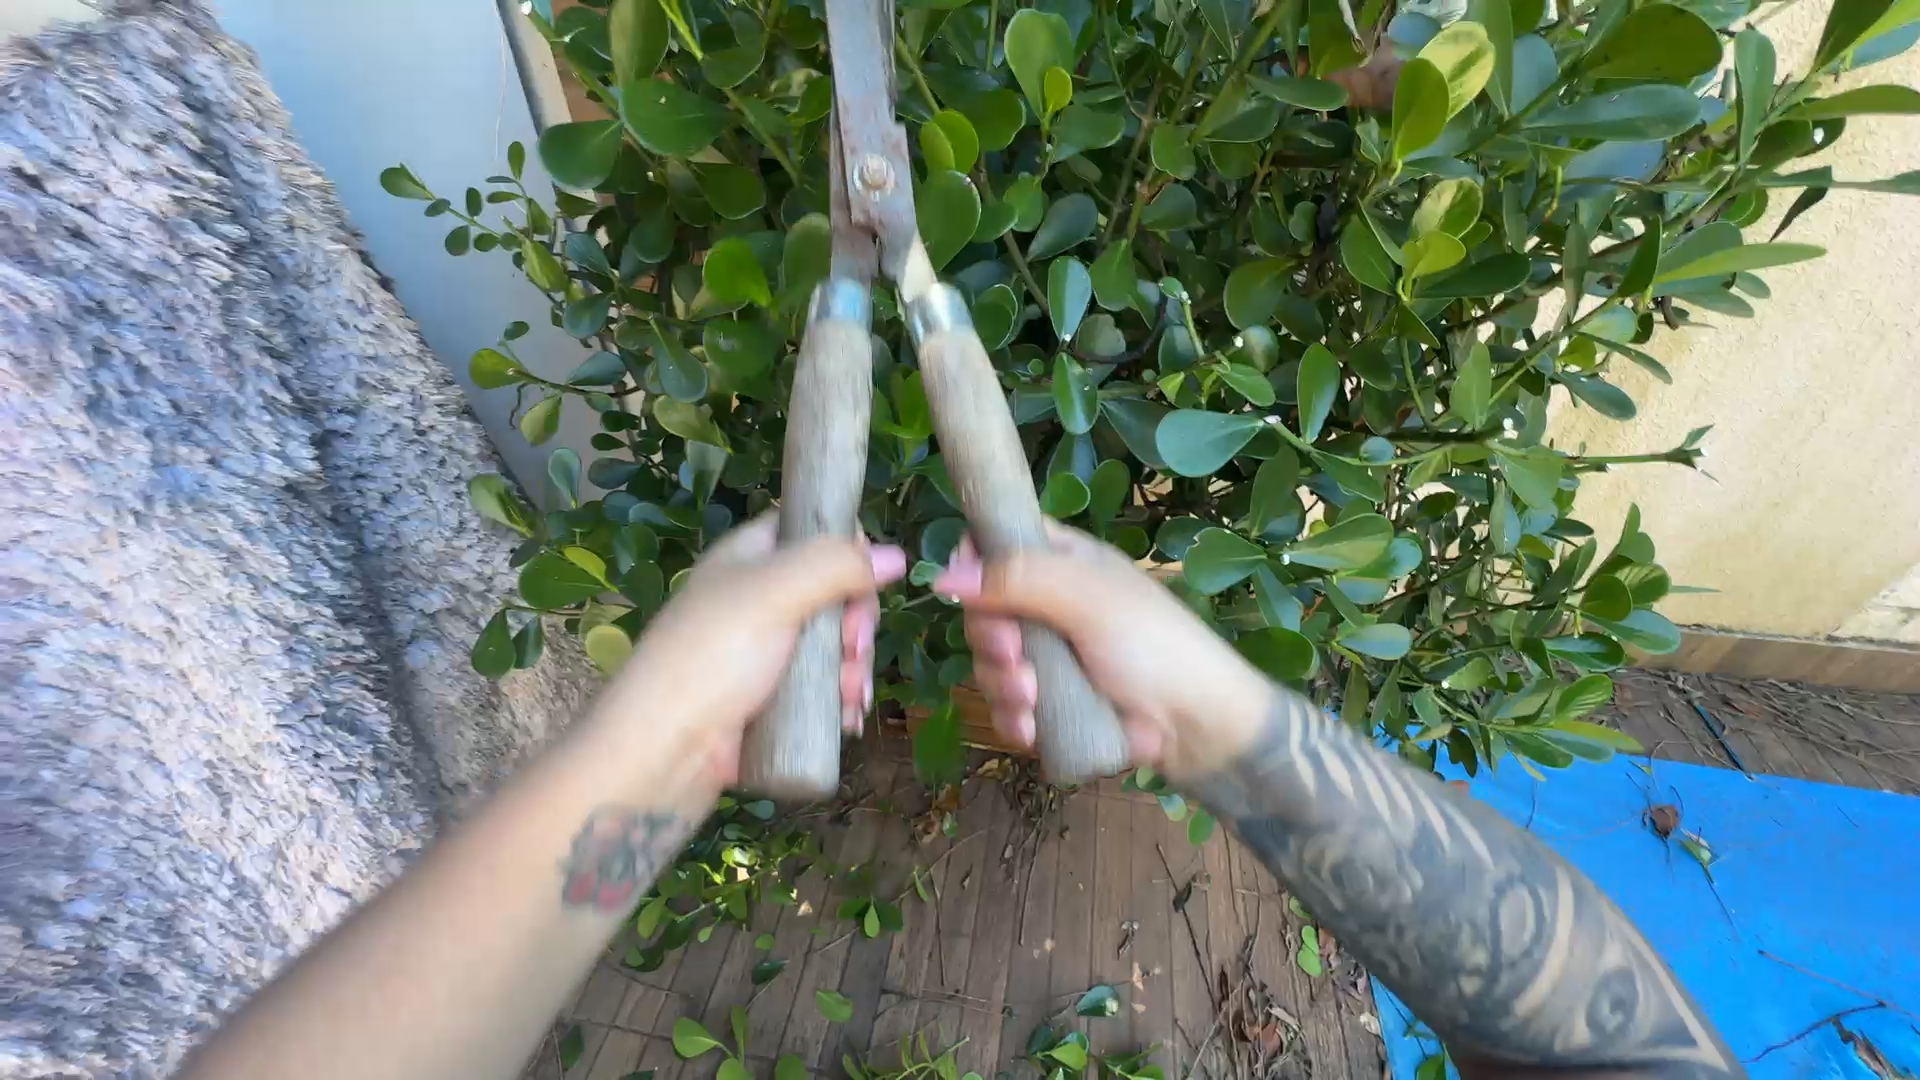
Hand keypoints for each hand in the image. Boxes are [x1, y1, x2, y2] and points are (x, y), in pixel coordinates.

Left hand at [591, 514, 906, 786]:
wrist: (663, 755)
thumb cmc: (712, 659)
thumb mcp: (773, 595)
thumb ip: (835, 566)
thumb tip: (897, 556)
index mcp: (750, 558)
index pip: (811, 530)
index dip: (847, 548)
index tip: (864, 578)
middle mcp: (760, 599)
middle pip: (835, 591)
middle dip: (857, 622)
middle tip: (853, 648)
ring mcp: (767, 650)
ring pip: (835, 643)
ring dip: (854, 666)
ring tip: (849, 695)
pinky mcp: (774, 696)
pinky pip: (824, 685)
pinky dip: (843, 697)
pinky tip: (847, 716)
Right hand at [934, 524, 1271, 780]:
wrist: (1196, 725)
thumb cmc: (1152, 643)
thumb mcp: (1087, 597)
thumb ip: (1017, 578)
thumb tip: (942, 575)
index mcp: (1059, 562)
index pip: (995, 545)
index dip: (972, 563)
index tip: (964, 590)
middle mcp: (1046, 604)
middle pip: (982, 610)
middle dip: (991, 640)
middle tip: (1014, 656)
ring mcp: (1046, 656)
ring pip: (989, 663)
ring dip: (1001, 684)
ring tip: (1032, 700)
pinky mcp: (1048, 702)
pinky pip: (1006, 706)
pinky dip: (1013, 718)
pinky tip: (1031, 729)